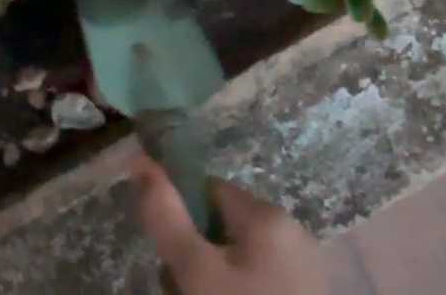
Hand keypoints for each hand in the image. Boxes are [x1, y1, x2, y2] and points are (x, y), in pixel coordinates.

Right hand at [131, 157, 326, 293]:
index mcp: (270, 217)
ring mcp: (304, 275)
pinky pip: (257, 286)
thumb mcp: (196, 272)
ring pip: (237, 263)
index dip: (180, 216)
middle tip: (179, 291)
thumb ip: (165, 216)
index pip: (208, 190)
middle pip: (222, 229)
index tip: (167, 255)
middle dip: (192, 257)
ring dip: (209, 283)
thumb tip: (140, 162)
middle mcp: (294, 236)